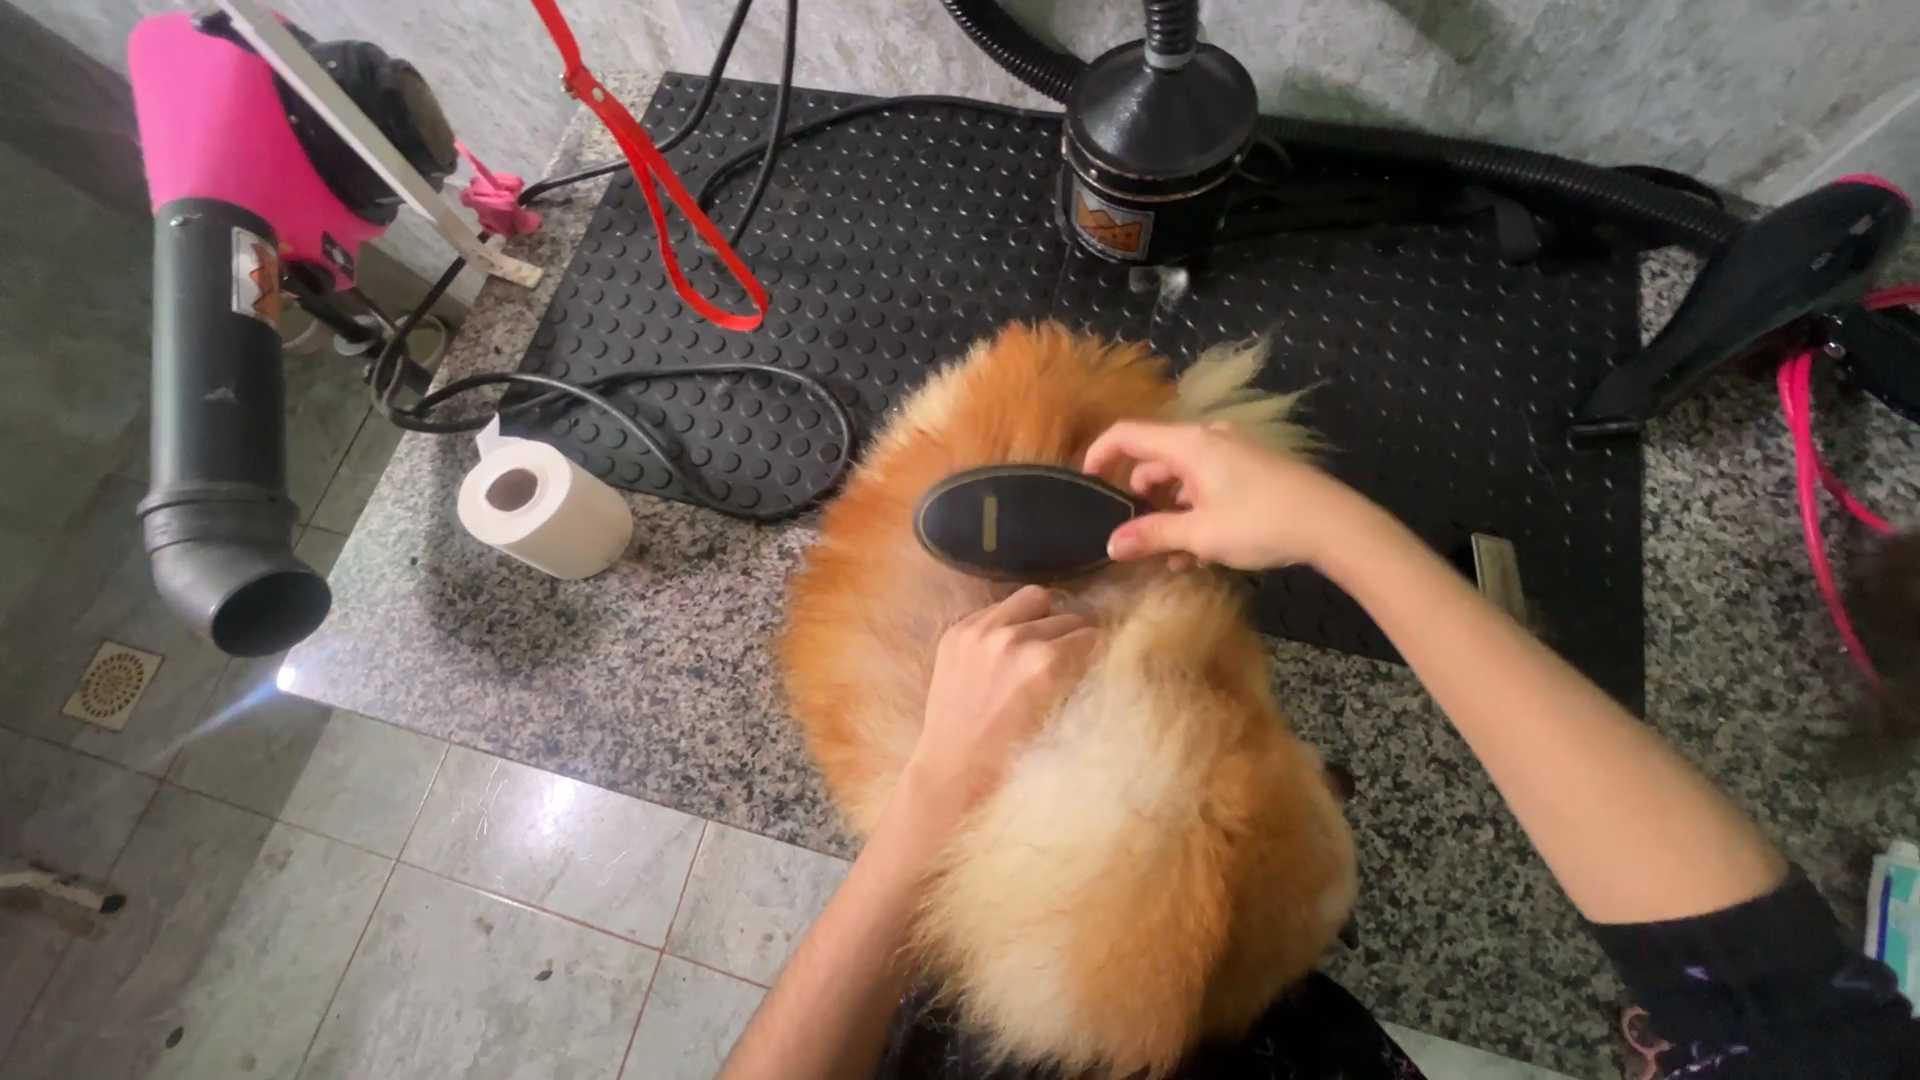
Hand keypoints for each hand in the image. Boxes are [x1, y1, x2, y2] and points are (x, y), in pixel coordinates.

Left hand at [903, 586, 1100, 820]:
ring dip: (1043, 618)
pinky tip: (1005, 647)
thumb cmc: (1014, 758)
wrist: (954, 771)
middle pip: (1067, 616)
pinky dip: (1009, 622)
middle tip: (1067, 659)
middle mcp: (1015, 638)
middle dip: (1073, 637)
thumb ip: (1079, 679)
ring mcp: (982, 630)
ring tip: (1037, 643)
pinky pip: (998, 607)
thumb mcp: (1062, 719)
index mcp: (1047, 663)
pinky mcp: (958, 630)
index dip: (1096, 652)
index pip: (1092, 636)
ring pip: (1034, 598)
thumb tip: (1097, 654)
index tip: (1093, 663)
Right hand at [1083, 420, 1376, 571]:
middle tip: (1134, 532)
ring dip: (1170, 513)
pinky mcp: (1251, 471)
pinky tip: (1199, 553)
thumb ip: (1152, 535)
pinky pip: (1207, 486)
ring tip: (1171, 555)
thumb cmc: (1261, 522)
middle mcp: (1209, 440)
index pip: (1129, 434)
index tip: (1086, 481)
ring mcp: (1233, 454)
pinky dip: (1195, 512)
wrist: (1335, 525)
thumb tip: (1111, 544)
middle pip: (1155, 460)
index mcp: (1190, 444)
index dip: (1100, 453)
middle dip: (1140, 497)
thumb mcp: (1199, 535)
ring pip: (1182, 479)